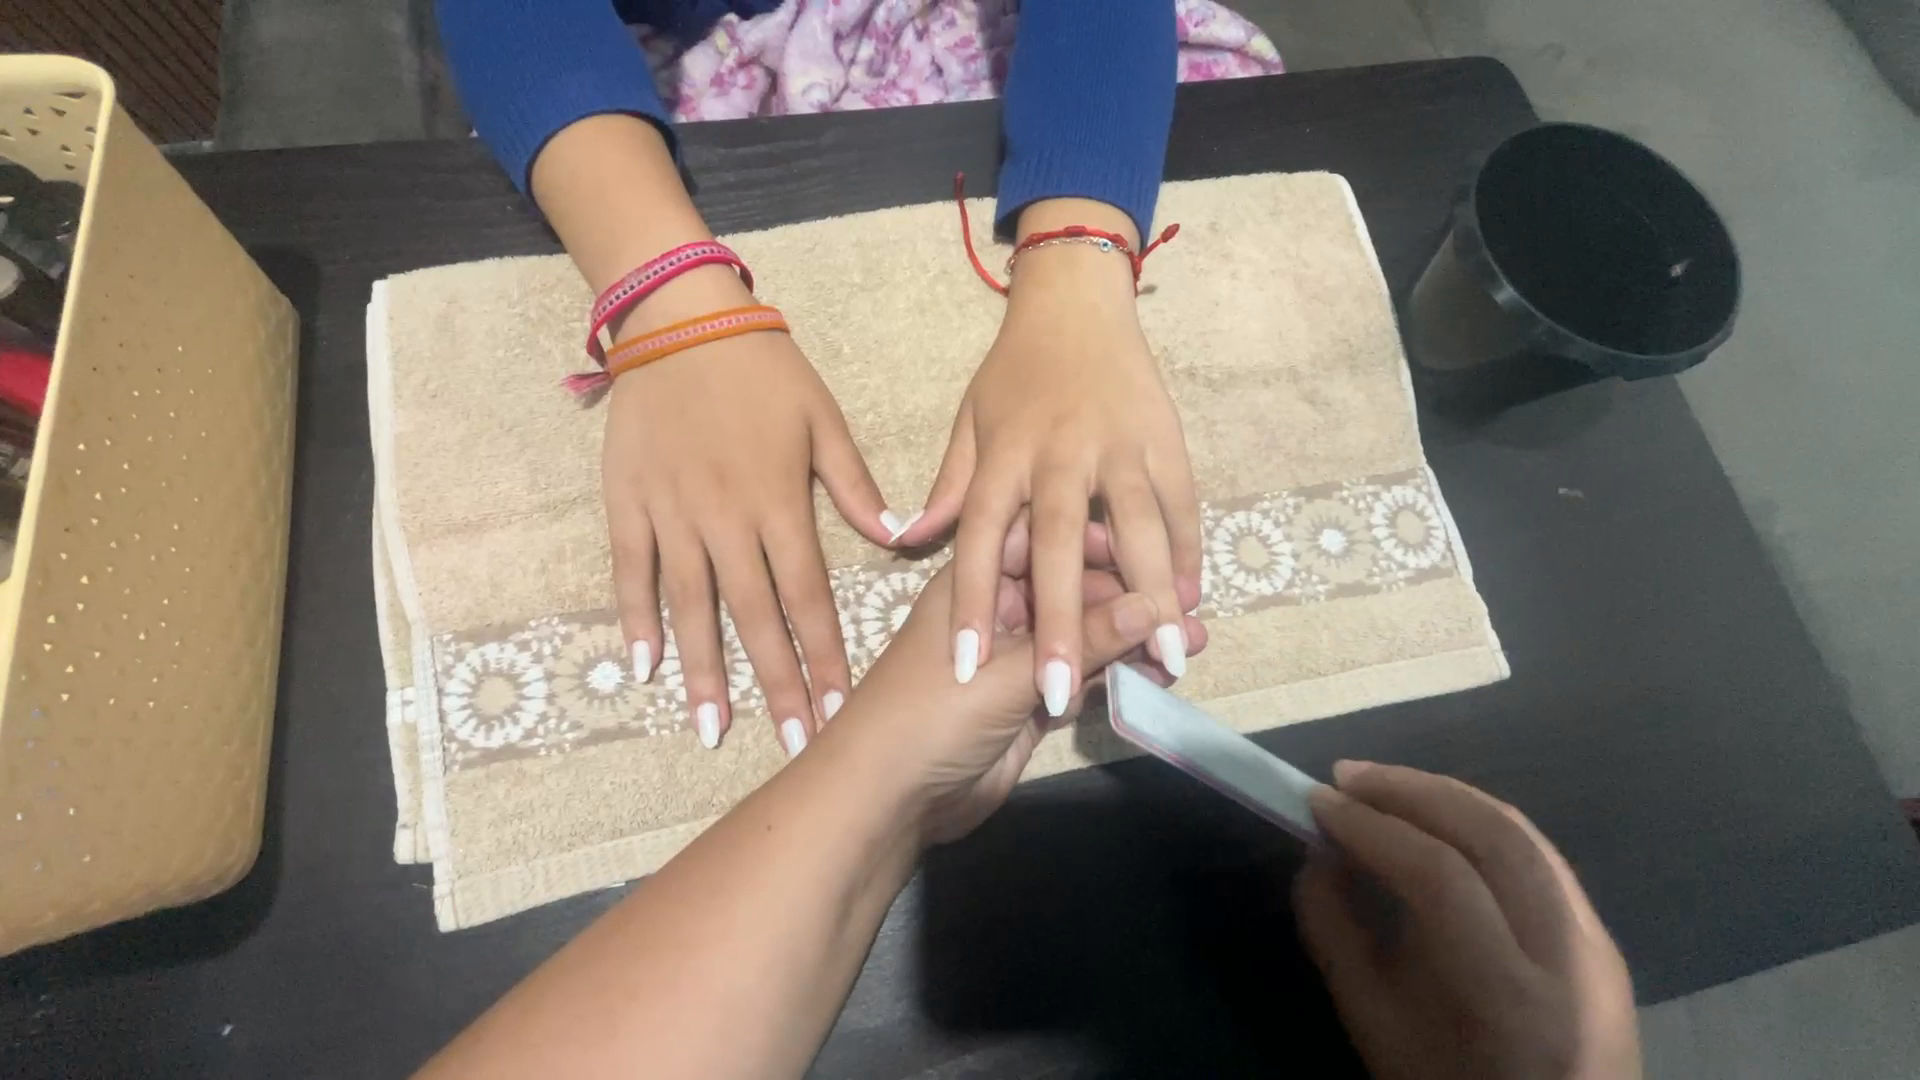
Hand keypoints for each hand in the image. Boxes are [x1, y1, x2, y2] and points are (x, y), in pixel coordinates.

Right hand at [604, 269, 900, 754]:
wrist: (681, 322)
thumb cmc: (764, 371)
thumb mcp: (824, 419)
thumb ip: (856, 485)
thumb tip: (898, 537)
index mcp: (780, 504)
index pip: (809, 596)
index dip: (825, 654)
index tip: (837, 707)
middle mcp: (727, 522)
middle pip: (756, 617)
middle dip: (777, 682)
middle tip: (791, 741)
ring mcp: (672, 516)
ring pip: (692, 606)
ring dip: (704, 670)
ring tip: (712, 728)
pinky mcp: (628, 505)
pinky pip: (631, 571)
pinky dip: (636, 618)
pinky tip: (644, 666)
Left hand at [833, 517, 1207, 842]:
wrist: (888, 799)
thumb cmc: (932, 713)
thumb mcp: (1010, 672)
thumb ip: (1084, 640)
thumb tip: (1156, 605)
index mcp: (978, 579)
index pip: (1043, 541)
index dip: (1096, 543)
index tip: (1150, 552)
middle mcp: (1000, 609)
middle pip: (1072, 591)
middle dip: (1127, 601)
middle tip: (1185, 611)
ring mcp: (1016, 658)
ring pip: (1083, 637)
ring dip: (1130, 641)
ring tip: (1190, 644)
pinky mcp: (1030, 702)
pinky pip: (1081, 678)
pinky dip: (1116, 676)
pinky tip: (1159, 675)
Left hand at [900, 199, 1201, 718]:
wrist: (1077, 300)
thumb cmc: (1014, 371)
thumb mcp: (969, 424)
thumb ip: (947, 487)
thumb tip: (902, 540)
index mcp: (1003, 456)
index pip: (979, 539)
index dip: (970, 605)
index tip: (965, 671)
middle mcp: (1058, 454)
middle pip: (1059, 546)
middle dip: (1062, 623)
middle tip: (1063, 692)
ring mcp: (1117, 445)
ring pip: (1136, 527)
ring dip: (1151, 596)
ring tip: (1164, 658)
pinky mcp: (1165, 438)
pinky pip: (1180, 503)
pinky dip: (1188, 550)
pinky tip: (1192, 598)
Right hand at [1296, 763, 1641, 1079]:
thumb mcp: (1373, 1023)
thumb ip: (1334, 933)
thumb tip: (1317, 854)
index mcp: (1509, 998)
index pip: (1441, 877)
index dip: (1371, 827)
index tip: (1317, 802)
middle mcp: (1571, 959)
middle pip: (1495, 836)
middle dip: (1410, 790)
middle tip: (1345, 777)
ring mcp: (1597, 944)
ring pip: (1519, 831)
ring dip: (1441, 793)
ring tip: (1379, 784)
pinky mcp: (1600, 935)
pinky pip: (1532, 851)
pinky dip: (1471, 817)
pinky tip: (1429, 815)